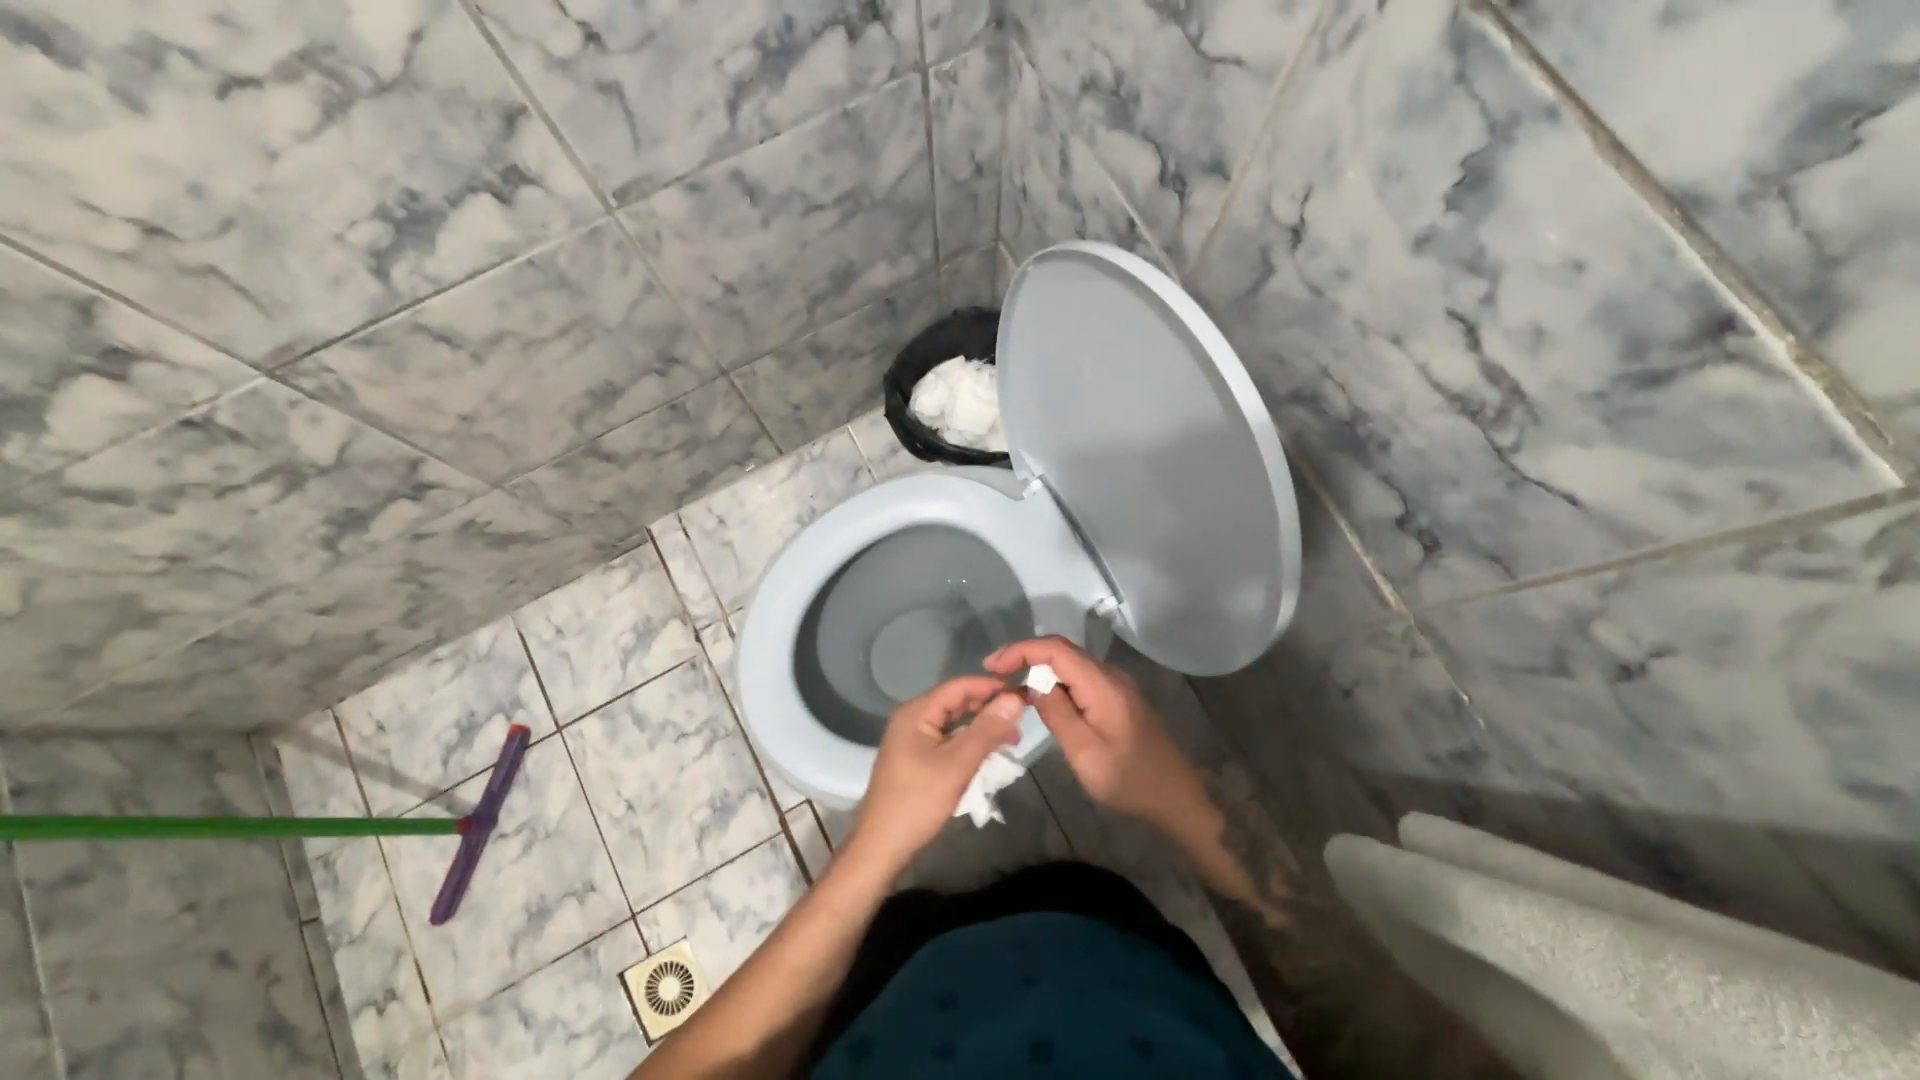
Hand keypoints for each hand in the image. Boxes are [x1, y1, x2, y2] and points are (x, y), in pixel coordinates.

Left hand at [845, 676, 1025, 873]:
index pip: (958, 686)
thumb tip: (1015, 699)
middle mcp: (911, 720)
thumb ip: (987, 730)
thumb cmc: (918, 802)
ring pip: (953, 723)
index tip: (1023, 694)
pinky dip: (968, 744)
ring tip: (1011, 739)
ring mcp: (911, 740)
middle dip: (988, 708)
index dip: (991, 687)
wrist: (881, 846)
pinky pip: (946, 741)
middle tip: (1021, 720)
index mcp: (916, 713)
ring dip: (981, 728)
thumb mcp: (957, 765)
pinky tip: (988, 755)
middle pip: (955, 702)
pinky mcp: (915, 759)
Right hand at [984, 637, 1204, 832]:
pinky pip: (1082, 680)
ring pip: (1071, 666)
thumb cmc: (1128, 779)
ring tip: (1011, 693)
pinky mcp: (1119, 700)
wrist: (1175, 797)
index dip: (1020, 650)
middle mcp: (1111, 675)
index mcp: (1102, 684)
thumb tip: (1033, 683)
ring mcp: (1117, 686)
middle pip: (1062, 652)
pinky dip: (1057, 684)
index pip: (1055, 649)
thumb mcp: (1083, 751)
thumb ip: (1056, 712)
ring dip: (1040, 672)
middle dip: (1025, 658)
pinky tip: (1042, 702)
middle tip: (994, 680)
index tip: (991, 666)